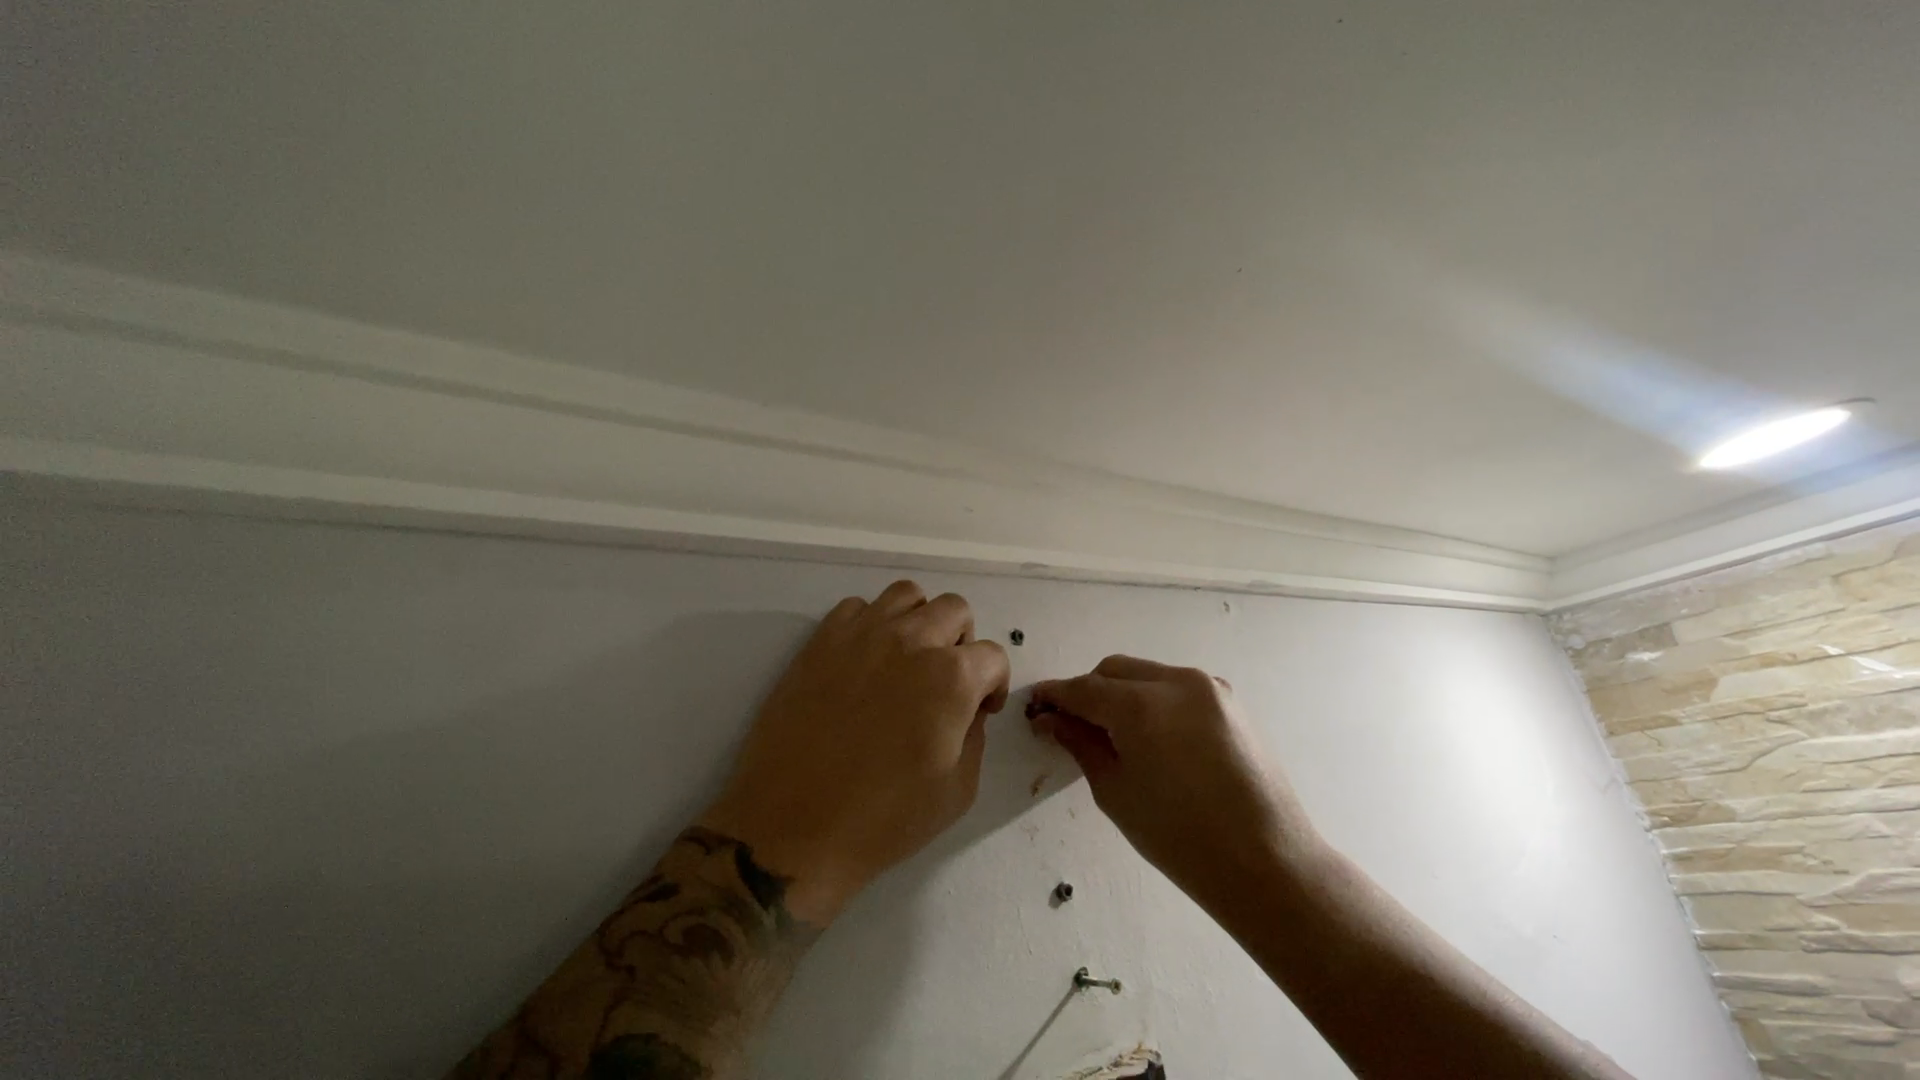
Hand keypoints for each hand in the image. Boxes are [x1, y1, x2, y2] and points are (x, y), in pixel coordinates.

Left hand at [701, 581, 1010, 921]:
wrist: (794, 826)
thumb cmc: (884, 819)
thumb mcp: (957, 790)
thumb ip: (975, 736)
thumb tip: (968, 709)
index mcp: (951, 677)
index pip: (992, 656)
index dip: (992, 685)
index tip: (979, 711)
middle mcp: (910, 640)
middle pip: (954, 610)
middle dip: (961, 643)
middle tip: (946, 682)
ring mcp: (861, 635)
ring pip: (906, 595)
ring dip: (918, 621)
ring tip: (907, 659)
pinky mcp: (820, 641)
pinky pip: (856, 608)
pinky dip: (870, 625)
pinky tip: (864, 662)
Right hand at [1028, 655, 1320, 901]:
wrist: (1265, 859)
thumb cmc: (1179, 836)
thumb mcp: (1115, 791)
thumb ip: (1080, 744)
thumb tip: (1052, 719)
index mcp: (1142, 704)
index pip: (1084, 688)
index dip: (1055, 697)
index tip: (1035, 708)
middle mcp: (1176, 681)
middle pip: (1114, 670)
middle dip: (1088, 691)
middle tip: (1072, 727)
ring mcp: (1209, 688)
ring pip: (1147, 675)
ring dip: (1122, 693)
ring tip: (1113, 734)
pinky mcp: (1230, 702)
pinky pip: (1177, 687)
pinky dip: (1153, 700)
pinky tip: (1152, 737)